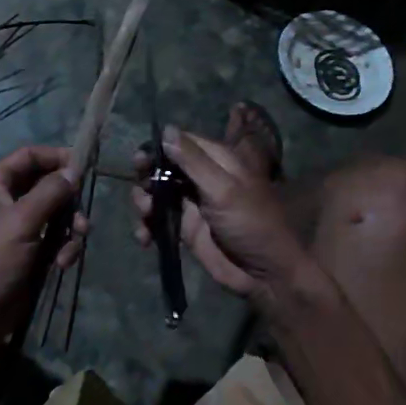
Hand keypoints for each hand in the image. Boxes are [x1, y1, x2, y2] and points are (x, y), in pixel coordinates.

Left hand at [0, 146, 86, 344]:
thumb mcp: (23, 221)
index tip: (85, 166)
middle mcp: (4, 199)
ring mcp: (16, 226)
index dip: (56, 157)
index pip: (28, 156)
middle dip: (67, 200)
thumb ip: (50, 191)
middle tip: (82, 216)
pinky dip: (62, 247)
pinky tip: (62, 264)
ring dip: (68, 227)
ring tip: (75, 243)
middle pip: (45, 184)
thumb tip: (73, 169)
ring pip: (54, 212)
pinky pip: (53, 237)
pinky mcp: (26, 250)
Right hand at [132, 126, 309, 300]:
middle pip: (163, 167)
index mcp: (217, 161)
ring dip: (143, 202)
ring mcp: (190, 203)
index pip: (181, 142)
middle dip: (146, 175)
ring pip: (155, 193)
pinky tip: (144, 238)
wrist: (264, 274)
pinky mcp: (183, 228)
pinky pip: (156, 221)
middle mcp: (201, 178)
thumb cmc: (250, 224)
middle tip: (142, 188)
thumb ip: (193, 161)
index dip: (158, 147)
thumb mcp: (223, 189)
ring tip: (146, 215)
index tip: (140, 159)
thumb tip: (166, 130)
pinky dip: (146, 227)